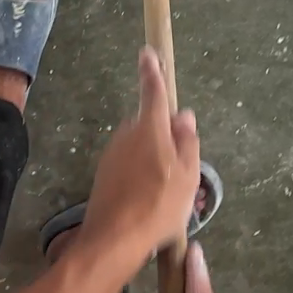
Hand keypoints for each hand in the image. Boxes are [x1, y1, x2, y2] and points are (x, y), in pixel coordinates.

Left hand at [80, 48, 200, 263]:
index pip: (152, 91)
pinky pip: (129, 163)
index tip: (148, 52)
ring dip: (153, 156)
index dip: (153, 71)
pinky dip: (141, 172)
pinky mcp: (105, 173)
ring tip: (169, 189)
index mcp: (150, 129)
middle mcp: (127, 134)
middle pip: (149, 122)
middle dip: (163, 132)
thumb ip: (187, 142)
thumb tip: (184, 115)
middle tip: (181, 162)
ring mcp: (113, 154)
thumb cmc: (158, 205)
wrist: (114, 240)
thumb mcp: (188, 175)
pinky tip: (150, 199)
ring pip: (139, 145)